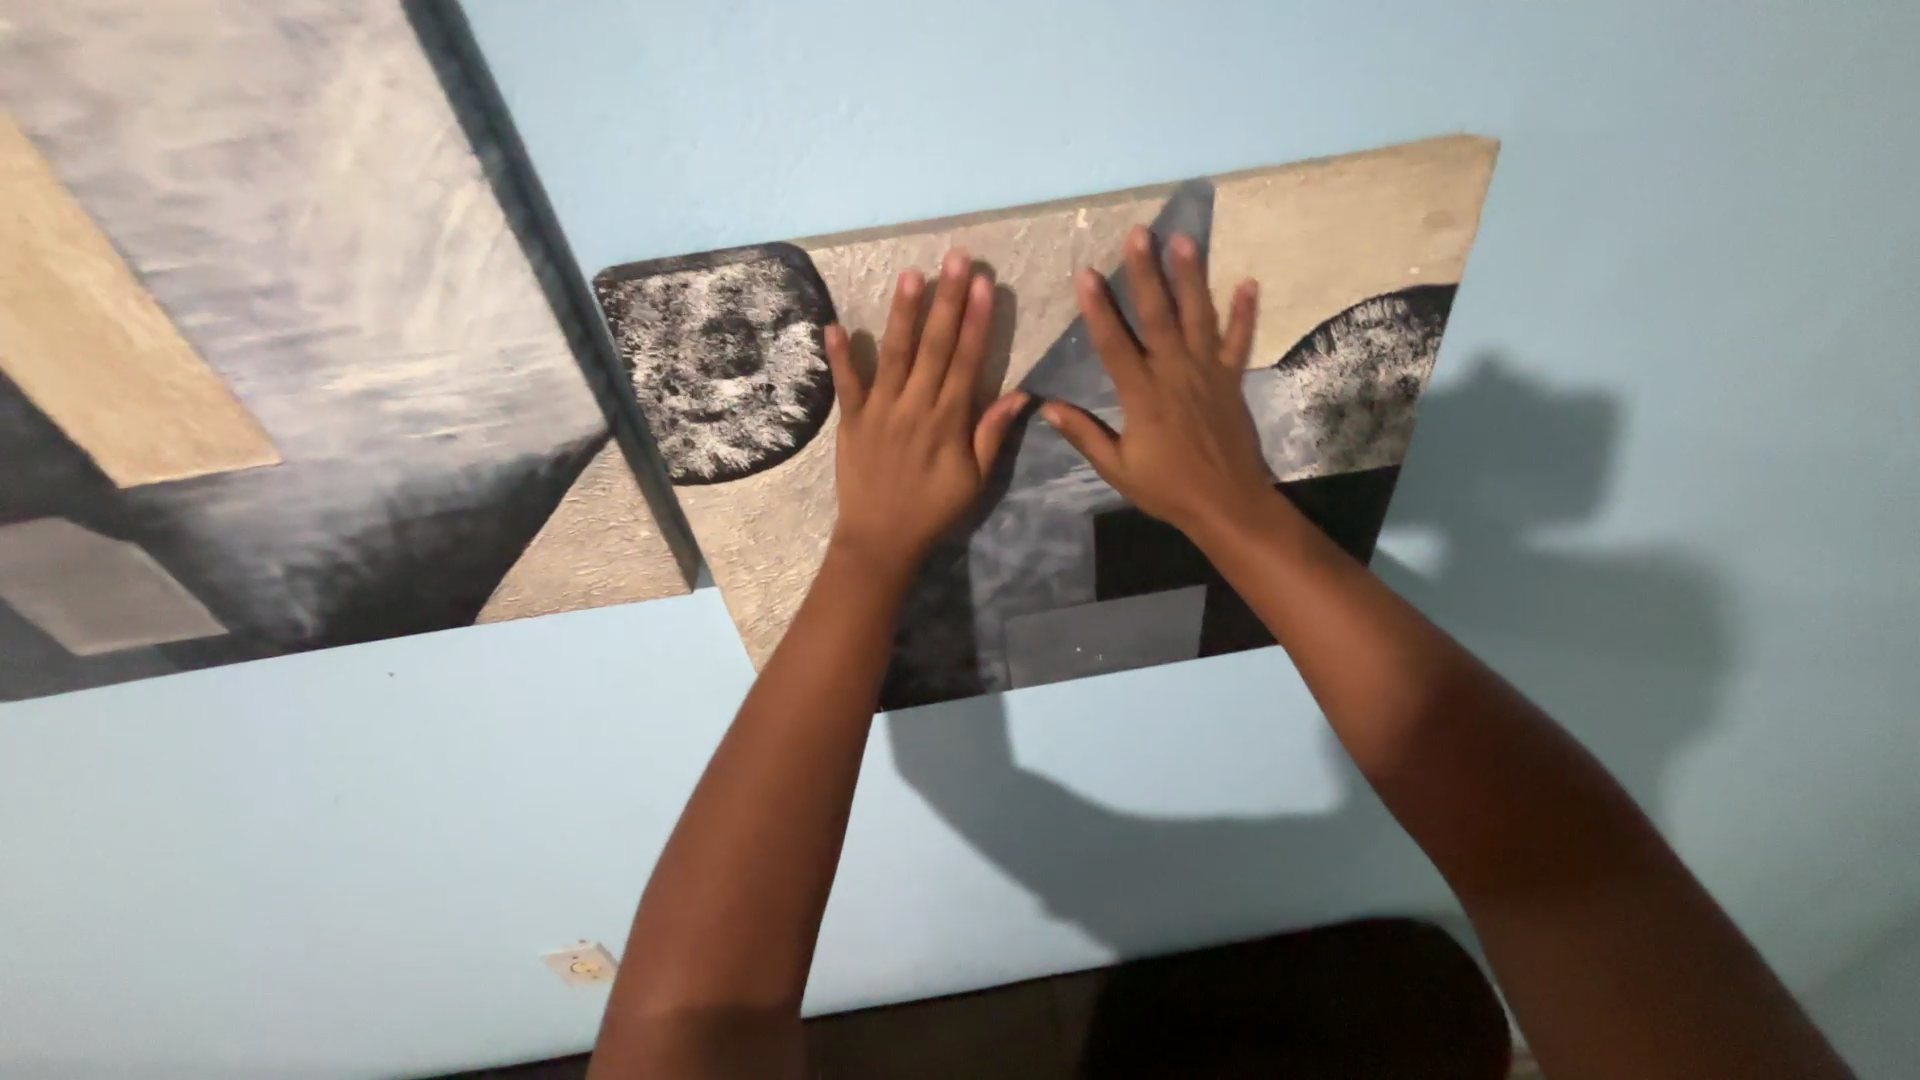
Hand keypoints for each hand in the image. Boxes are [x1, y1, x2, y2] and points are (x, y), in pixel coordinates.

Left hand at [825, 248, 1026, 580]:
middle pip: (935, 346)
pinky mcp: (851, 420)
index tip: (985, 284)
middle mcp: (915, 406)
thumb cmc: (934, 511)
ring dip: (903, 313)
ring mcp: (880, 411)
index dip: (977, 321)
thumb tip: (1023, 395)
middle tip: (957, 258)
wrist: (881, 539)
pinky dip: (839, 356)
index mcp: (948, 421)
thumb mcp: (975, 480)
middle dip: (948, 300)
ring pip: (894, 354)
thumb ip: (993, 435)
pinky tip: (834, 324)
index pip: (966, 361)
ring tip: (912, 274)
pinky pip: (846, 384)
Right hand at [1044, 226, 1277, 540]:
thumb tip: (1047, 408)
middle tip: (1138, 233)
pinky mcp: (1231, 380)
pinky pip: (1239, 342)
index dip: (1097, 308)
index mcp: (1142, 395)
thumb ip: (1085, 435)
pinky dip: (1245, 313)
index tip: (1085, 273)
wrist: (1227, 503)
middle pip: (1158, 315)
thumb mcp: (1118, 468)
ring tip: (1183, 239)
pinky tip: (1248, 282)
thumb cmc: (1167, 488)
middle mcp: (1175, 373)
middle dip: (1145, 273)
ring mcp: (1208, 373)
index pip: (1114, 343)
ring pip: (1198, 317)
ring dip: (1191, 277)